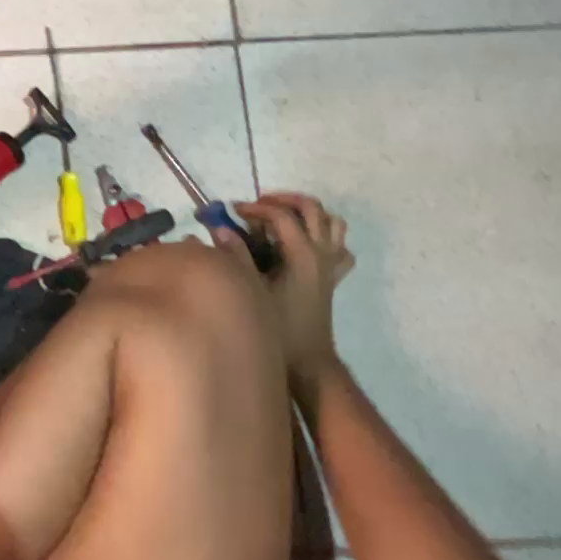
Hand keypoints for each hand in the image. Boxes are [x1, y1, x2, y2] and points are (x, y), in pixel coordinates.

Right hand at [234, 192, 353, 381]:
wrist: (307, 359)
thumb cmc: (278, 328)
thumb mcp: (251, 290)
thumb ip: (237, 257)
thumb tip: (221, 230)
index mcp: (302, 254)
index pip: (281, 216)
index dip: (255, 209)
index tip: (232, 211)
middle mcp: (322, 253)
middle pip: (312, 208)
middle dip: (285, 199)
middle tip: (259, 204)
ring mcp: (331, 264)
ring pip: (332, 223)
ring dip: (309, 213)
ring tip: (284, 218)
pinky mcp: (333, 277)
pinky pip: (339, 247)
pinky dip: (325, 238)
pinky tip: (307, 245)